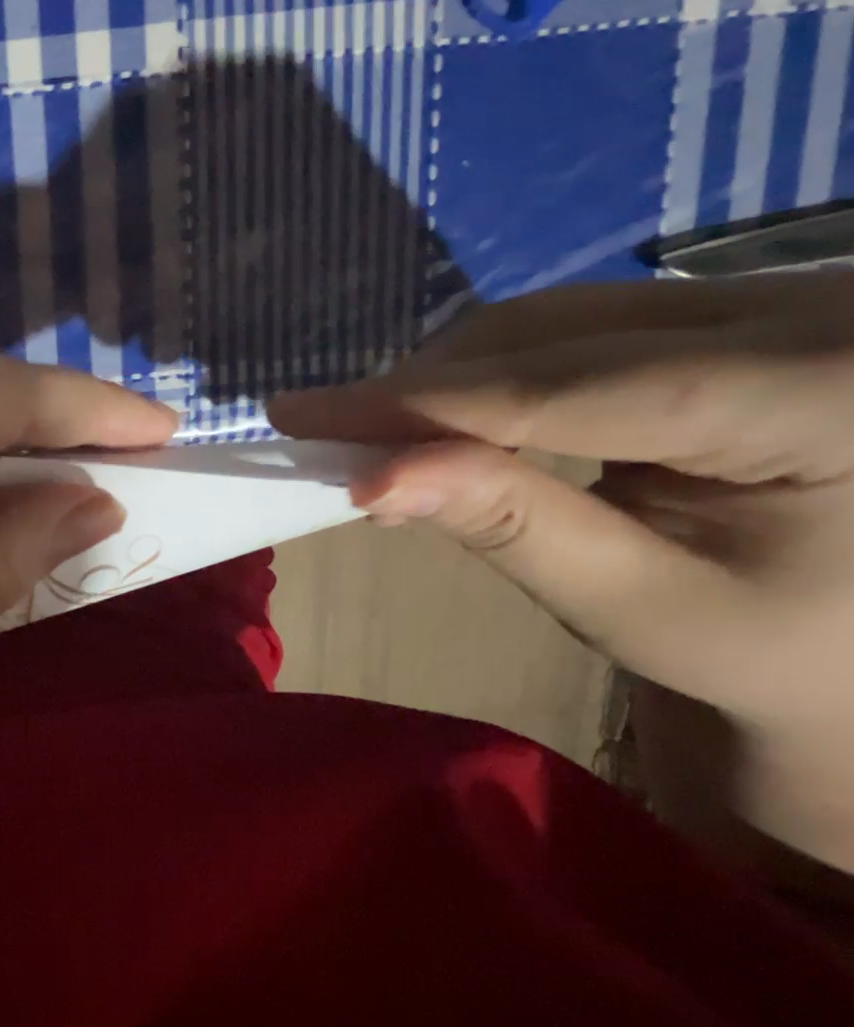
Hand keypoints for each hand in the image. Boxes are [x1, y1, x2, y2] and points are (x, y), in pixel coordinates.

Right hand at [269, 275, 853, 866]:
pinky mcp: (735, 315)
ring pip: (556, 320)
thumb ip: (516, 531)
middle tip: (321, 438)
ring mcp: (776, 302)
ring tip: (370, 439)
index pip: (568, 386)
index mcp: (830, 395)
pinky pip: (578, 329)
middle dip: (422, 389)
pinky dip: (489, 376)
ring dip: (447, 380)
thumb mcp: (644, 609)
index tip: (298, 414)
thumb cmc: (777, 653)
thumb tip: (377, 478)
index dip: (419, 402)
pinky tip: (445, 420)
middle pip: (556, 334)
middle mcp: (815, 313)